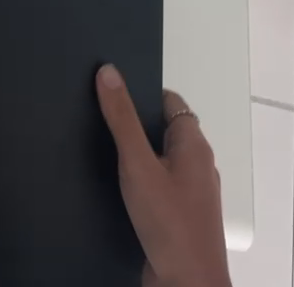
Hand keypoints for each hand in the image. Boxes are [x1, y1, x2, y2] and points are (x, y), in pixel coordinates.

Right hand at [95, 67, 231, 286]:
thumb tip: (109, 70)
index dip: (140, 90)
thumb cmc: (169, 222)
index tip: (108, 86)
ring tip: (98, 142)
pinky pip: (156, 180)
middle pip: (162, 127)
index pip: (169, 101)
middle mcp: (197, 165)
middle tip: (96, 111)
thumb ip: (122, 118)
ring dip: (133, 149)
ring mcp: (190, 192)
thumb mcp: (137, 164)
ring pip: (158, 156)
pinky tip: (112, 180)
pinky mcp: (179, 214)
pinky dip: (137, 174)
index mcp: (194, 145)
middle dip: (132, 119)